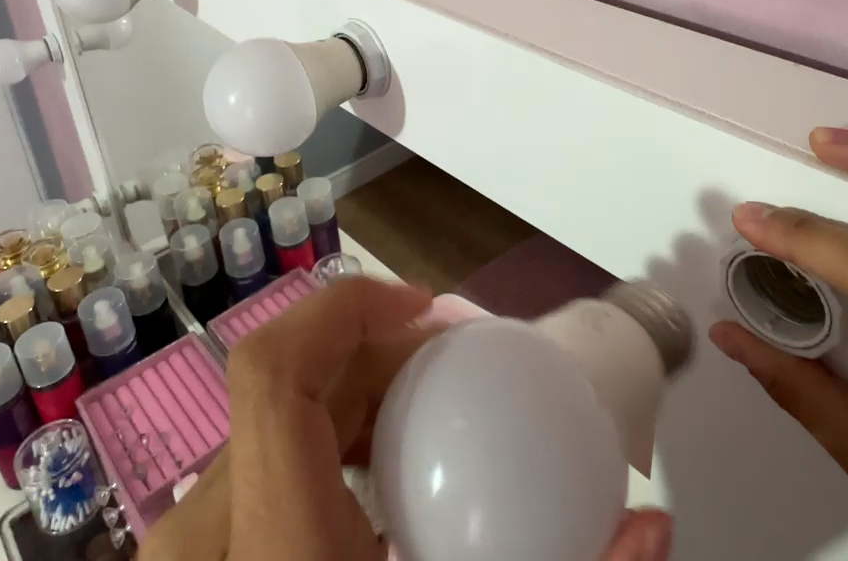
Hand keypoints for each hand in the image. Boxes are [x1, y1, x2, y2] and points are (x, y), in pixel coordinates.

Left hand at [141, 277, 673, 560]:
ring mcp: (193, 542)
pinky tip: (385, 468)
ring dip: (357, 393)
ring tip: (429, 409)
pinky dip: (331, 437)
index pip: (276, 374)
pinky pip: (263, 457)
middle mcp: (205, 532)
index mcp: (272, 547)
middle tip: (460, 366)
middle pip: (291, 384)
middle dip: (380, 353)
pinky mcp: (202, 550)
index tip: (427, 312)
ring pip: (275, 418)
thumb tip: (654, 525)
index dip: (344, 311)